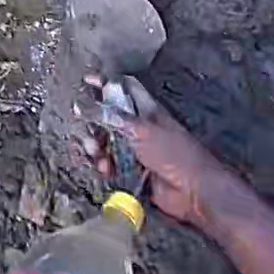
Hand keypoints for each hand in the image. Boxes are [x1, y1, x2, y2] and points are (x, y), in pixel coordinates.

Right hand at [81, 76, 260, 226]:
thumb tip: (79, 104)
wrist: (194, 192)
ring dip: (95, 147)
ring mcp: (133, 149)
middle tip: (89, 132)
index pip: (122, 88)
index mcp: (145, 110)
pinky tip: (103, 169)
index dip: (105, 82)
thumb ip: (108, 116)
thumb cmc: (173, 153)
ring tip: (96, 154)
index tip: (86, 82)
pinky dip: (101, 164)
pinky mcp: (129, 169)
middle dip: (92, 123)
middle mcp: (137, 126)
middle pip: (105, 116)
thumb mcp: (140, 129)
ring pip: (103, 141)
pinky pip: (107, 162)